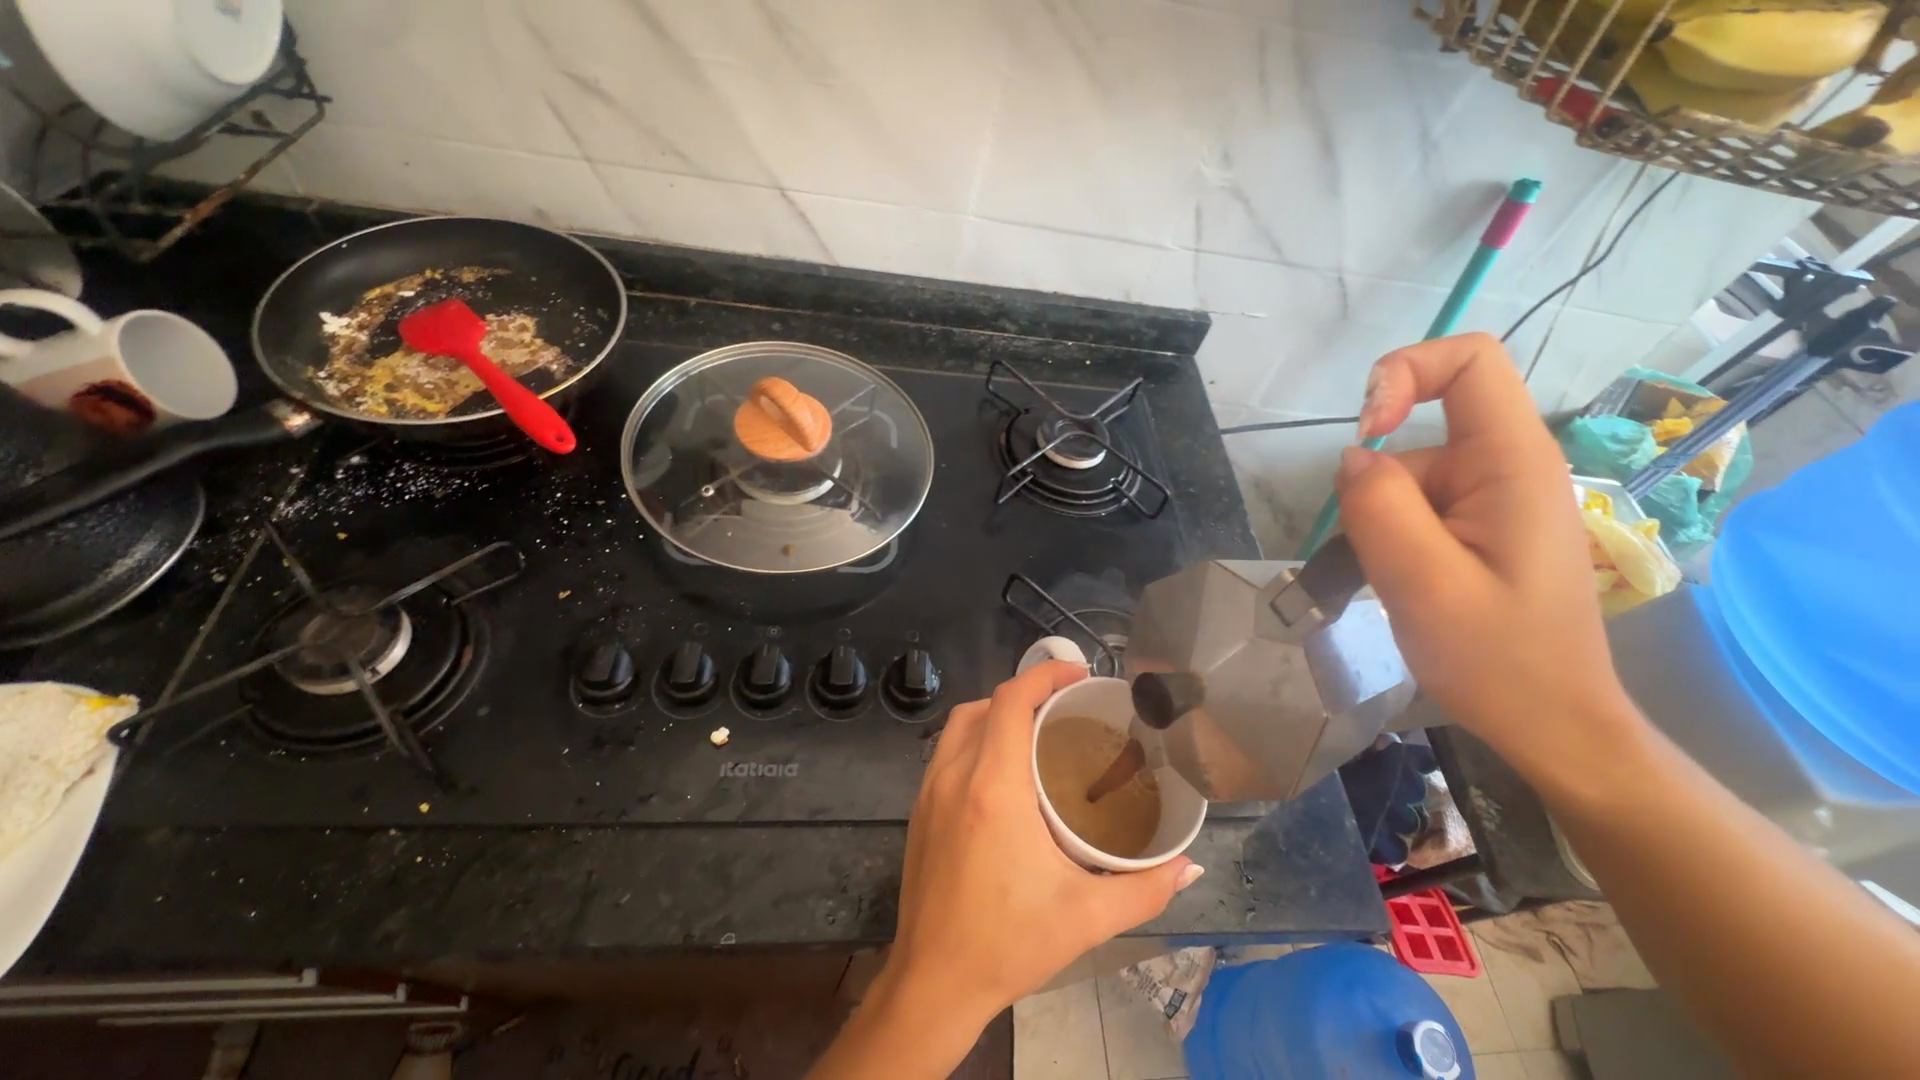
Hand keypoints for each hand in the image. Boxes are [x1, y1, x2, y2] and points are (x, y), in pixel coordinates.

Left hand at [884, 661, 1203, 1028]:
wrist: (933, 983)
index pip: (1012, 701)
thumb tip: (1190, 867)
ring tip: (1039, 737)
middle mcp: (953, 779)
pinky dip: (976, 744)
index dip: (1044, 675)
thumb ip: (1146, 888)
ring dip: (996, 717)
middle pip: (983, 706)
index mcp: (992, 788)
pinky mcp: (919, 815)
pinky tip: (1007, 777)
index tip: (1079, 674)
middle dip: (1024, 694)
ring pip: (959, 728)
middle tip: (1067, 709)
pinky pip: (946, 756)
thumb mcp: (1087, 917)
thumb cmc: (1008, 944)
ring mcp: (928, 795)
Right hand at [1338, 333, 1637, 781]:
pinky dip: (1396, 539)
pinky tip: (1404, 588)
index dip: (1405, 374)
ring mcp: (1500, 499)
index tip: (1368, 435)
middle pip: (1425, 429)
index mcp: (1514, 463)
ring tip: (1395, 586)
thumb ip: (1378, 505)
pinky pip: (1422, 507)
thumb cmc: (1498, 659)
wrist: (1553, 724)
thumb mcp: (1421, 583)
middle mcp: (1512, 467)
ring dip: (1384, 522)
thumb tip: (1355, 457)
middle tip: (1381, 558)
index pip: (1469, 360)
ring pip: (1413, 475)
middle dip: (1382, 486)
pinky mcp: (1487, 527)